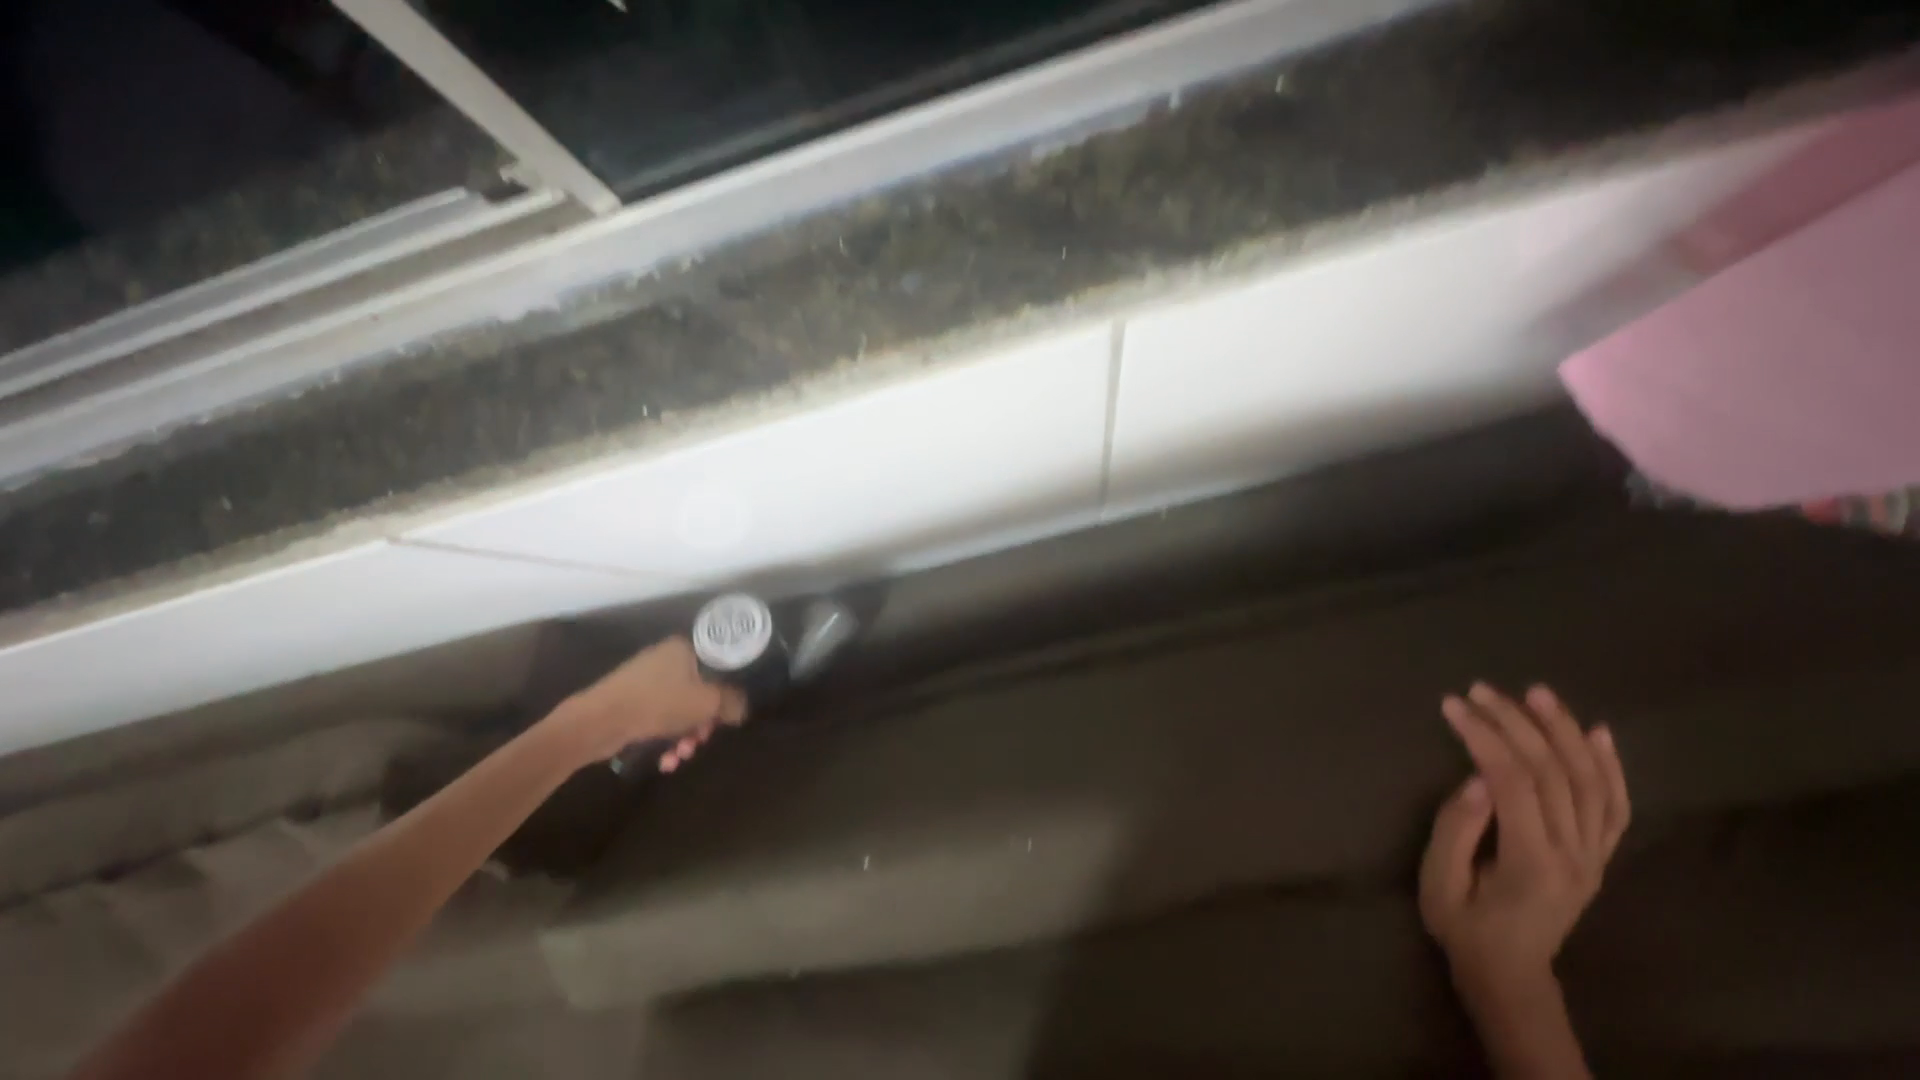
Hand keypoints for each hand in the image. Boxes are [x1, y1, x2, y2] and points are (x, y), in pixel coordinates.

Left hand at [547, 636, 747, 768]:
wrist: (596, 722)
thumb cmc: (657, 704)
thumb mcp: (705, 703)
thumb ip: (731, 702)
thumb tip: (742, 708)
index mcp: (684, 649)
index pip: (718, 667)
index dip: (726, 694)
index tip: (724, 717)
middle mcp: (665, 660)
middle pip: (700, 693)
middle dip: (702, 724)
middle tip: (699, 741)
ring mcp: (646, 681)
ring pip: (680, 710)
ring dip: (684, 737)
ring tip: (679, 757)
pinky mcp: (631, 703)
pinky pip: (659, 720)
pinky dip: (665, 739)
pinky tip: (664, 760)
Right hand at [1420, 683, 1628, 992]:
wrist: (1510, 972)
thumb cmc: (1463, 926)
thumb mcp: (1440, 881)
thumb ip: (1458, 829)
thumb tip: (1477, 779)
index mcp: (1533, 861)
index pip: (1514, 782)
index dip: (1484, 737)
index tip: (1453, 705)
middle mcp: (1576, 854)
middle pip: (1554, 772)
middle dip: (1516, 723)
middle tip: (1481, 690)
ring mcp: (1595, 855)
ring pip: (1590, 780)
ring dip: (1564, 731)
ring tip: (1537, 693)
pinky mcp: (1600, 854)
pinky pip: (1615, 804)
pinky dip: (1610, 765)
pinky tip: (1596, 731)